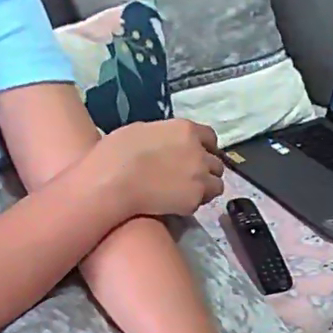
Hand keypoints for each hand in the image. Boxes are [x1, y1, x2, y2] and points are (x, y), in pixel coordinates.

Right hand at [85, 119, 225, 218]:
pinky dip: (195, 202)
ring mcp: (200, 178)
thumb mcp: (144, 130)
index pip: (211, 137)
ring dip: (207, 188)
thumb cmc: (118, 151)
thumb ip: (165, 137)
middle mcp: (199, 153)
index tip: (198, 155)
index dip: (206, 147)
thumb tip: (168, 145)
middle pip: (217, 164)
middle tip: (191, 178)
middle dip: (207, 170)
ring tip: (189, 192)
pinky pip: (202, 201)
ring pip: (217, 185)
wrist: (115, 181)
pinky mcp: (195, 200)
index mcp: (186, 130)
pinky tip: (179, 203)